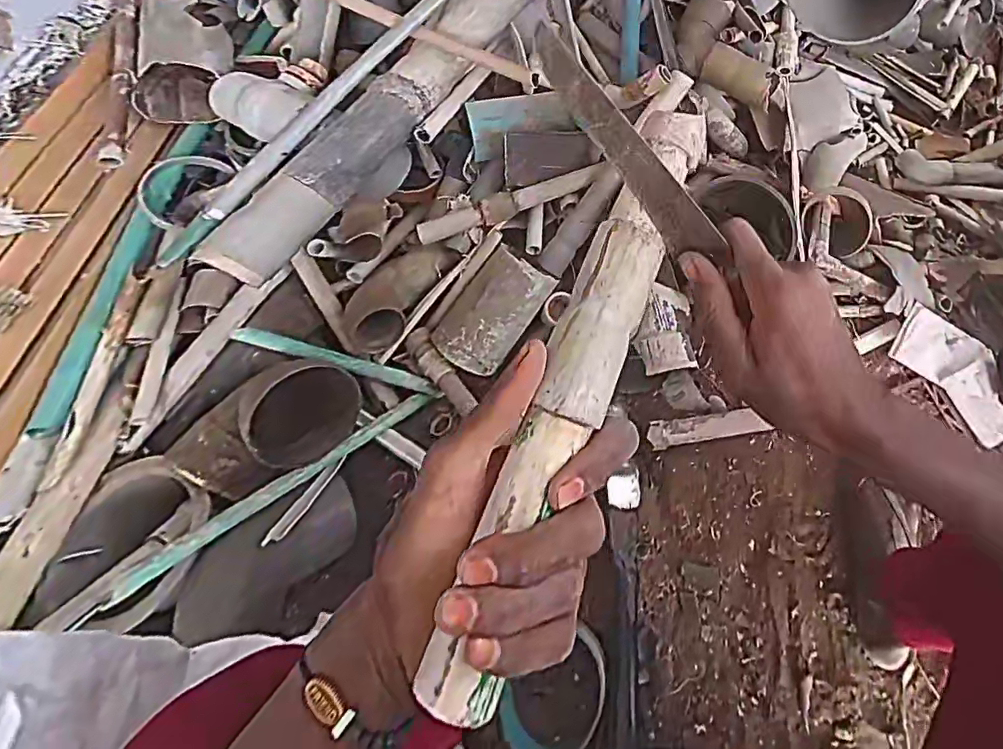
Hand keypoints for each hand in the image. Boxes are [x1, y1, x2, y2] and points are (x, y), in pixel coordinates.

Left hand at [306, 340, 638, 727]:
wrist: (393, 621)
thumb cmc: (421, 537)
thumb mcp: (449, 466)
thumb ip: (495, 412)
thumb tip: (533, 356)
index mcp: (544, 468)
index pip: (608, 446)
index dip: (598, 463)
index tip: (558, 487)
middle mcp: (560, 516)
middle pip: (588, 526)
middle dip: (525, 553)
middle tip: (472, 562)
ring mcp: (561, 572)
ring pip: (566, 587)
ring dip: (502, 604)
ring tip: (454, 605)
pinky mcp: (552, 625)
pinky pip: (555, 638)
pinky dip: (509, 645)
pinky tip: (475, 640)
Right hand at [680, 217, 890, 454]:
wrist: (846, 411)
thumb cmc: (797, 395)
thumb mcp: (736, 359)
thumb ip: (712, 305)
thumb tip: (693, 264)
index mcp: (775, 286)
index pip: (736, 232)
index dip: (713, 248)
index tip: (704, 273)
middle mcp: (799, 275)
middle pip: (745, 261)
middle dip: (732, 291)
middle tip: (735, 333)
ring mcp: (813, 282)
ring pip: (761, 276)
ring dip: (751, 303)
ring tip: (759, 343)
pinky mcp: (819, 292)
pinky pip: (781, 286)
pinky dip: (771, 308)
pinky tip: (776, 341)